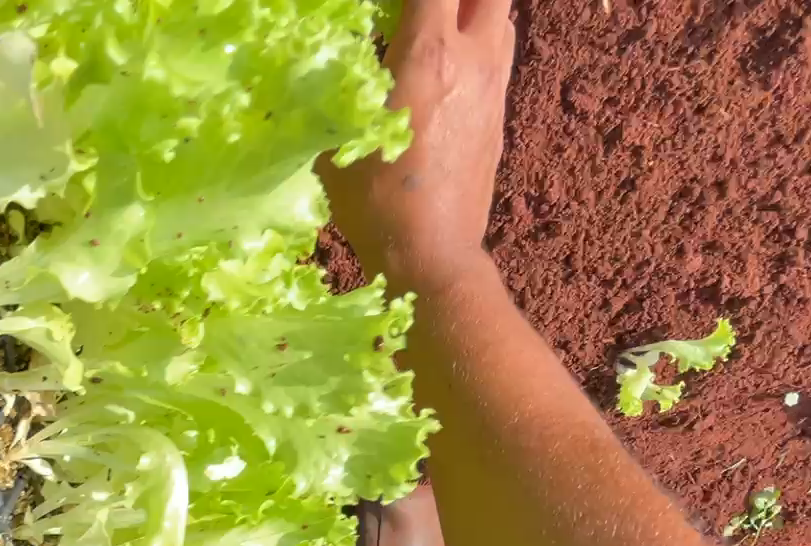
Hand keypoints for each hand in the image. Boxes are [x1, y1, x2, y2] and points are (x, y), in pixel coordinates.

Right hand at [322, 0, 515, 290]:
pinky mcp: (498, 116)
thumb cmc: (376, 205)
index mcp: (427, 55)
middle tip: (419, 11)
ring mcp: (493, 85)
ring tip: (435, 30)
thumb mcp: (335, 150)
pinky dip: (477, 45)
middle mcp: (471, 57)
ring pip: (499, 12)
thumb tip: (311, 78)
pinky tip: (446, 73)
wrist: (431, 256)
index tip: (382, 7)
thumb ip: (330, 101)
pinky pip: (498, 54)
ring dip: (469, 10)